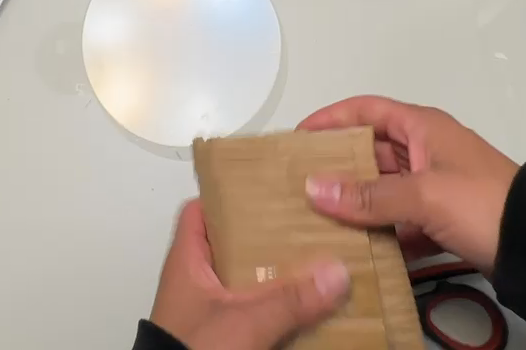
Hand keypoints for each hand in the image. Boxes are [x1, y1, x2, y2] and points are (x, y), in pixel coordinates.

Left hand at [149, 199, 350, 349]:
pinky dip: (274, 308)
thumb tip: (338, 270)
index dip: (228, 196)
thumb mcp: (245, 322)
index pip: (200, 210)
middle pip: (230, 245)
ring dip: (273, 276)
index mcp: (187, 259)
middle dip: (265, 239)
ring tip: (314, 262)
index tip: (265, 190)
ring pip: (244, 281)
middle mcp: (195, 279)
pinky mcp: (222, 337)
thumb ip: (289, 299)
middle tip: (303, 226)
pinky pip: (251, 312)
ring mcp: (208, 310)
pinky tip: (305, 307)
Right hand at [298, 97, 519, 273]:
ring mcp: (435, 185)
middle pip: (370, 149)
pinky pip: (400, 218)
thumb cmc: (481, 204)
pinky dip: (381, 230)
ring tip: (319, 217)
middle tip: (300, 183)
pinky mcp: (443, 218)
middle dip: (337, 166)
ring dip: (357, 202)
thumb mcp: (423, 195)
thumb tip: (312, 188)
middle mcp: (424, 149)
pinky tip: (358, 247)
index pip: (364, 110)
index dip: (330, 118)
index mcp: (421, 126)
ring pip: (383, 187)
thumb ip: (368, 195)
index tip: (297, 137)